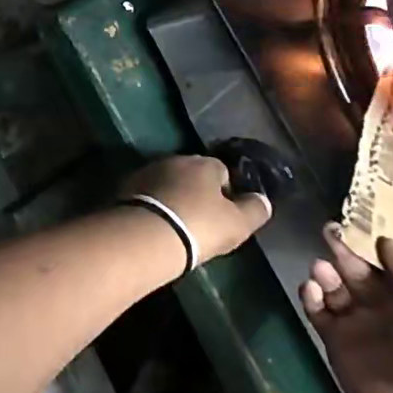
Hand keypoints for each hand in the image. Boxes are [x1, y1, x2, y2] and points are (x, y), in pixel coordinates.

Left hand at [121, 155, 271, 263]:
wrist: (148, 233)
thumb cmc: (200, 226)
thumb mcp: (237, 224)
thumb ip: (254, 210)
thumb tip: (263, 199)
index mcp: (204, 164)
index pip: (222, 171)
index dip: (227, 191)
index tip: (226, 214)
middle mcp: (176, 159)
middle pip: (194, 173)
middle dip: (199, 191)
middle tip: (202, 220)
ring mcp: (150, 169)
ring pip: (170, 181)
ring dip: (175, 195)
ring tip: (179, 222)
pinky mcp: (129, 184)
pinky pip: (149, 192)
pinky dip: (156, 202)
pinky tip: (158, 222)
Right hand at [300, 224, 392, 392]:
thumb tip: (384, 241)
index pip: (386, 264)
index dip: (370, 244)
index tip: (354, 223)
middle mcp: (383, 308)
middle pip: (356, 270)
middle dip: (342, 250)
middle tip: (328, 231)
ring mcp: (357, 323)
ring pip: (334, 285)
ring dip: (325, 271)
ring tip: (322, 270)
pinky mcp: (334, 339)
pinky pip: (316, 310)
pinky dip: (310, 295)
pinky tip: (312, 288)